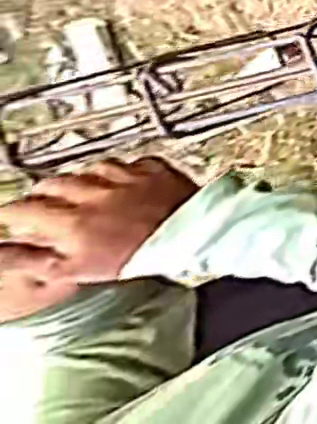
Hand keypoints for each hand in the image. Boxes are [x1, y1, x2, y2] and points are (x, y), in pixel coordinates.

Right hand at [0, 157, 197, 317]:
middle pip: (55, 182)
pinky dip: (125, 167)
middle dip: (43, 192)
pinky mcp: (161, 170)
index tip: (11, 216)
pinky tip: (123, 178)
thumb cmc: (129, 256)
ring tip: (82, 188)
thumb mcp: (67, 268)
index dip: (10, 213)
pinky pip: (137, 160)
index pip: (21, 208)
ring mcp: (132, 178)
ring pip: (94, 167)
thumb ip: (24, 259)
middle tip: (44, 201)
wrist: (187, 235)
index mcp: (70, 220)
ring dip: (83, 177)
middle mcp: (98, 194)